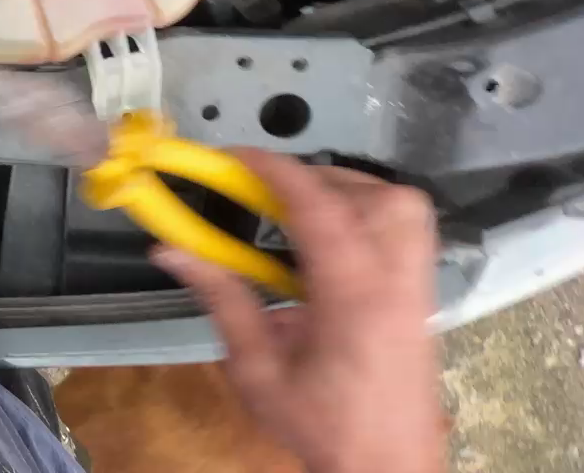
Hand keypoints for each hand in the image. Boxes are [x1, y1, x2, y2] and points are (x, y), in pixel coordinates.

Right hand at [152, 151, 444, 472]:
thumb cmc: (321, 427)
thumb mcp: (254, 369)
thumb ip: (220, 300)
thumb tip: (166, 248)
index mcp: (354, 302)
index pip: (324, 212)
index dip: (277, 171)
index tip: (233, 156)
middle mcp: (396, 289)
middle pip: (384, 200)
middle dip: (322, 178)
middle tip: (269, 189)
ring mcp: (416, 296)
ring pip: (404, 212)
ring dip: (346, 193)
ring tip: (293, 209)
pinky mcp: (417, 305)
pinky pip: (401, 237)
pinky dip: (359, 217)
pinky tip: (317, 242)